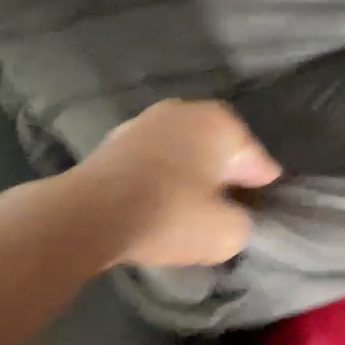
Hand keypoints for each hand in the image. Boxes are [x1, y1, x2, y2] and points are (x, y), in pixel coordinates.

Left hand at [70, 100, 281, 267]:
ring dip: (190, 175)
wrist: (84, 218)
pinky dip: (160, 178)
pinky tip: (158, 203)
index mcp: (222, 122)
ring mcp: (145, 122)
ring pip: (185, 152)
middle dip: (225, 175)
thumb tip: (233, 216)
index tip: (256, 214)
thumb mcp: (229, 233)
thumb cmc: (169, 216)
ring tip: (191, 208)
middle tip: (226, 209)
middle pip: (220, 151)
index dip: (260, 190)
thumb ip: (244, 221)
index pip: (258, 161)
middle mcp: (186, 110)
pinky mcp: (113, 142)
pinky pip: (154, 161)